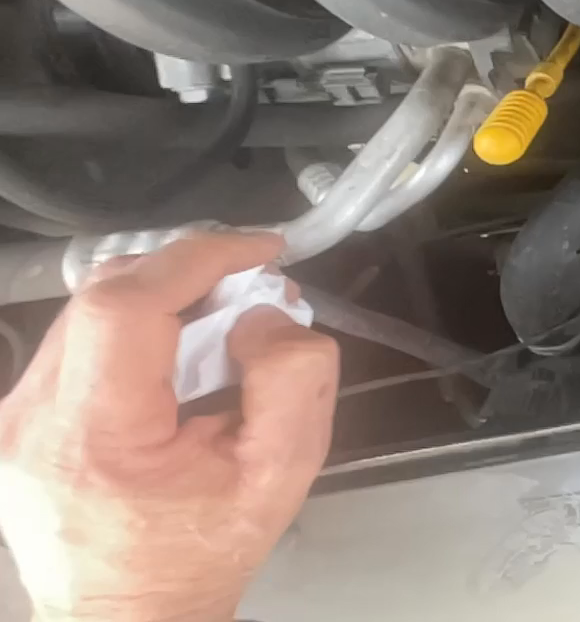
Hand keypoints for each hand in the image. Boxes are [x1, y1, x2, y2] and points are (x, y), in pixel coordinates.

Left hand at [0, 233, 337, 621]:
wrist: (134, 609)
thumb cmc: (213, 539)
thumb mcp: (289, 460)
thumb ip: (294, 375)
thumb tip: (264, 317)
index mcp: (90, 434)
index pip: (125, 305)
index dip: (200, 257)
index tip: (267, 251)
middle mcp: (26, 419)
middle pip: (104, 296)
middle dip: (197, 269)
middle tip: (263, 287)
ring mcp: (13, 419)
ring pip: (94, 311)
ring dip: (177, 293)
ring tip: (238, 320)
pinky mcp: (23, 418)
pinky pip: (89, 338)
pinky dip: (154, 320)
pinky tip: (197, 348)